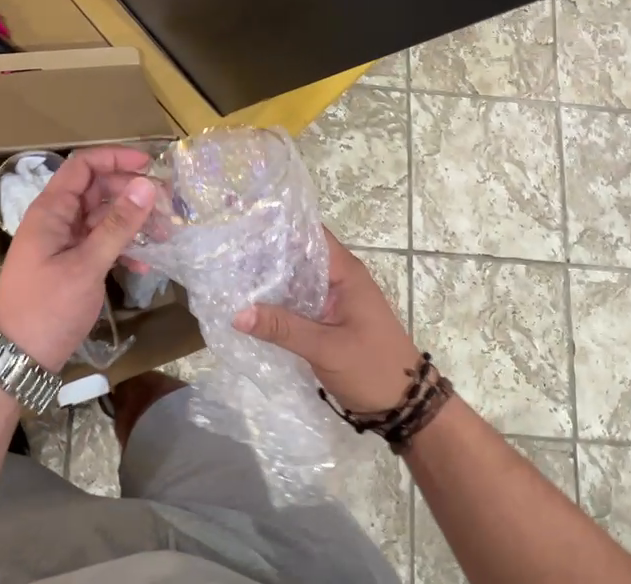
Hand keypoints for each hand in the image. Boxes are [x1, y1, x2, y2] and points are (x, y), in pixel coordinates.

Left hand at [0, 146, 156, 368]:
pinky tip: (145, 264)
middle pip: (95, 189)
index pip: (82, 165)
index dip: (115, 158)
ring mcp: (61, 242)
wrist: (16, 357)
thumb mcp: (86, 266)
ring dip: (131, 222)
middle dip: (130, 192)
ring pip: (100, 217)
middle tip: (166, 205)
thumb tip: (146, 184)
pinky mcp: (68, 264)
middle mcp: (54, 219)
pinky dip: (121, 247)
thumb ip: (117, 225)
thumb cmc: (47, 308)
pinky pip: (98, 243)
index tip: (150, 164)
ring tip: (164, 234)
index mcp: (50, 210)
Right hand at [233, 228, 423, 412]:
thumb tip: (236, 313)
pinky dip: (275, 299)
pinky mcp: (325, 319)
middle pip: (297, 253)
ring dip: (267, 276)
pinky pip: (296, 299)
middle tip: (225, 246)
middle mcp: (338, 278)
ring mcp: (332, 299)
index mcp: (345, 272)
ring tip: (226, 268)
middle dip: (264, 249)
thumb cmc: (373, 369)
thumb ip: (282, 328)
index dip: (277, 223)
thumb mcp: (326, 349)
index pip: (308, 232)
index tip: (242, 221)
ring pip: (294, 278)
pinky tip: (247, 301)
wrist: (405, 409)